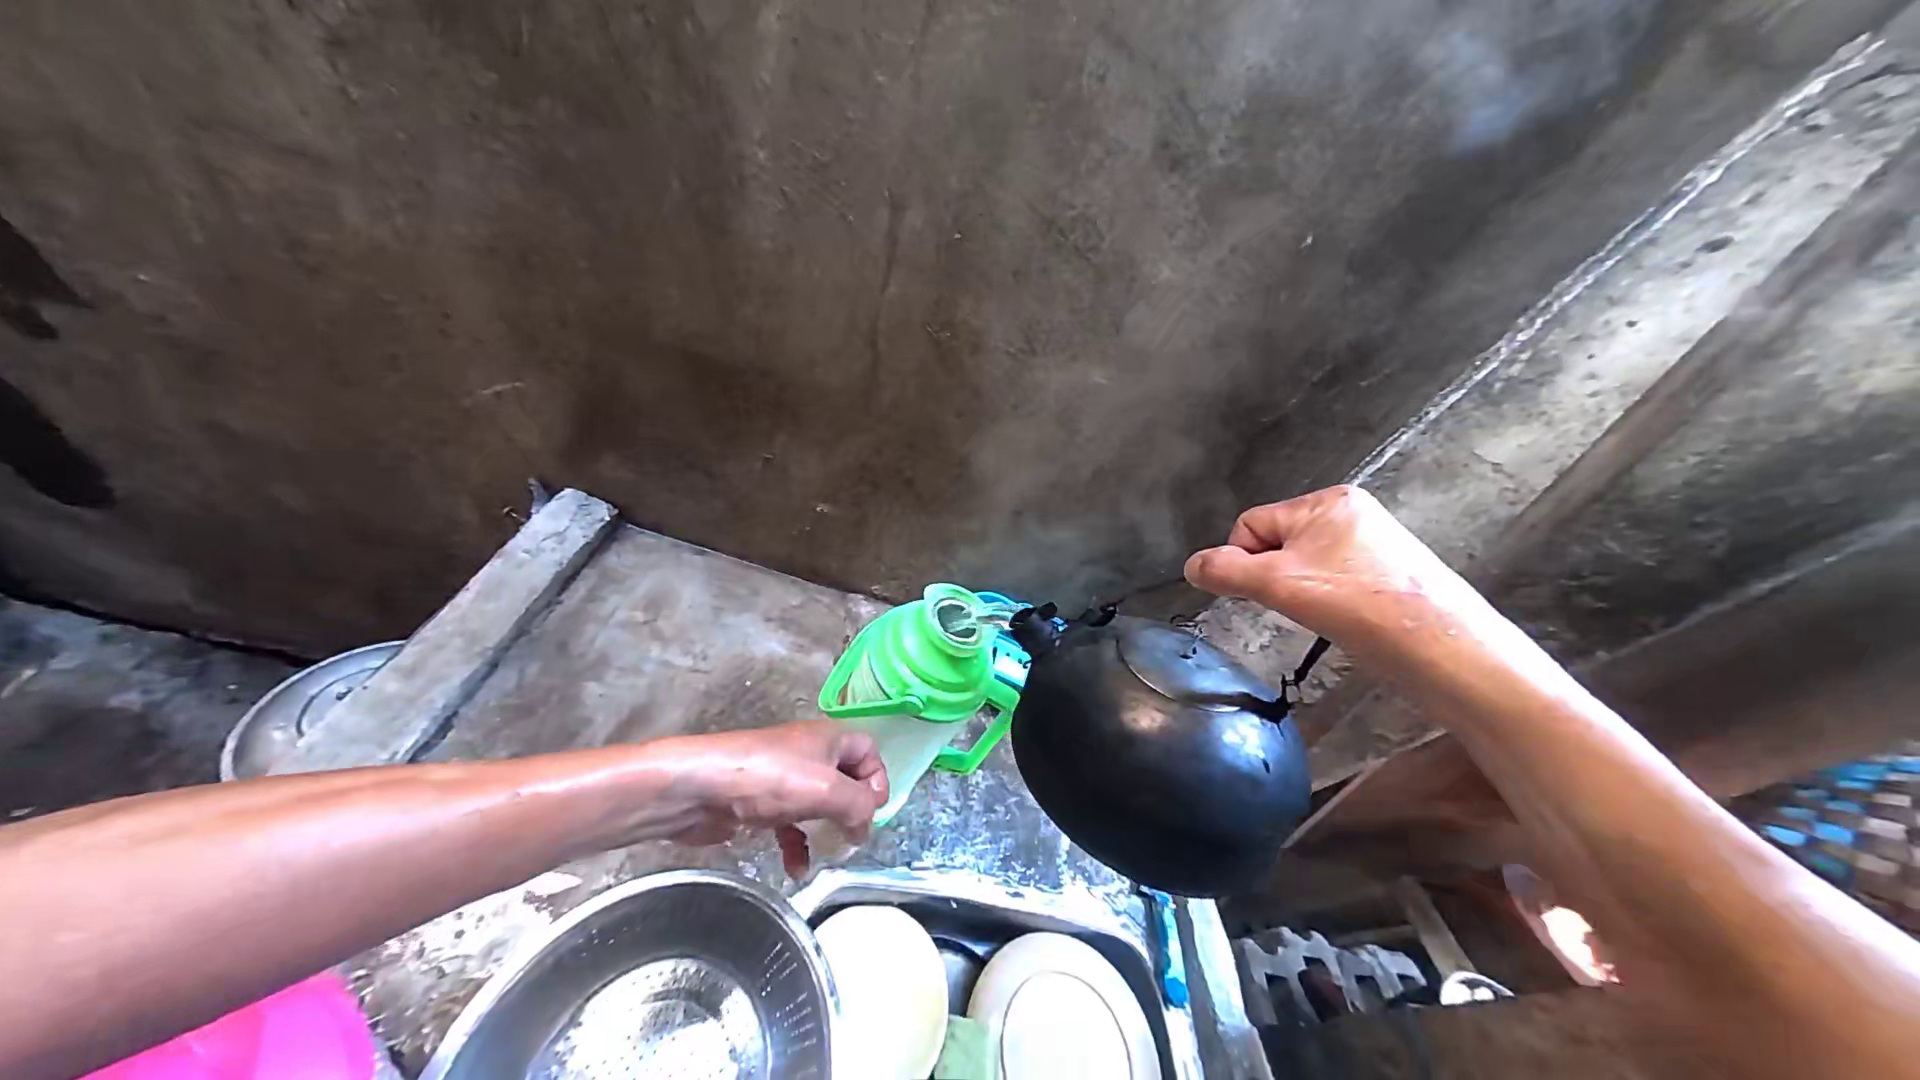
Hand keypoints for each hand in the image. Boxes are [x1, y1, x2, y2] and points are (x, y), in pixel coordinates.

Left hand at [647, 720, 887, 876]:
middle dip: (853, 809)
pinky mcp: (758, 802)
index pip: (869, 751)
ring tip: (829, 855)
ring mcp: (782, 778)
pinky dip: (796, 844)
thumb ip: (858, 806)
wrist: (697, 788)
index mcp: (829, 739)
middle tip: (853, 836)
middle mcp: (808, 753)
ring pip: (818, 804)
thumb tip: (866, 825)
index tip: (871, 811)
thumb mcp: (827, 790)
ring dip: (826, 830)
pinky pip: (790, 823)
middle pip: (845, 778)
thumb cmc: (768, 780)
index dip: (877, 778)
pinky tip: (795, 868)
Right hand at [1183, 485, 1479, 651]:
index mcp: (1326, 500)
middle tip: (1296, 604)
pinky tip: (1341, 618)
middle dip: (1272, 576)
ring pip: (1300, 565)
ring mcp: (1371, 543)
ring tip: (1322, 613)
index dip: (1243, 560)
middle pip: (1275, 542)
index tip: (1263, 593)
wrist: (1446, 652)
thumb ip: (1225, 570)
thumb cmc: (1359, 606)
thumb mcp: (1278, 585)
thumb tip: (1191, 566)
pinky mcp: (1385, 573)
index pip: (1251, 524)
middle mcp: (1350, 512)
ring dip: (1296, 590)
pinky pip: (1328, 579)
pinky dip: (1322, 599)